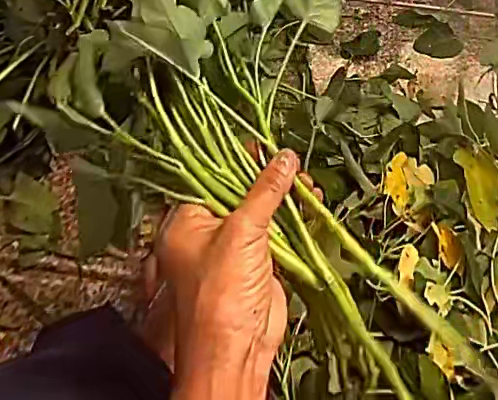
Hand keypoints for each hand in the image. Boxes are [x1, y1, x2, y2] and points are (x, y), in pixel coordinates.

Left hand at [154, 150, 297, 399]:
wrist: (237, 354)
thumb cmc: (221, 298)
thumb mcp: (242, 232)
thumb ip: (265, 190)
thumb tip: (284, 158)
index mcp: (187, 222)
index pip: (212, 175)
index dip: (239, 158)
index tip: (265, 145)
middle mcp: (208, 231)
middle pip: (240, 189)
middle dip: (269, 175)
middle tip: (292, 163)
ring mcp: (234, 246)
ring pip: (262, 207)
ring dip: (286, 193)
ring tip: (306, 182)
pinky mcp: (258, 259)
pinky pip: (277, 227)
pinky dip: (294, 214)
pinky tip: (310, 201)